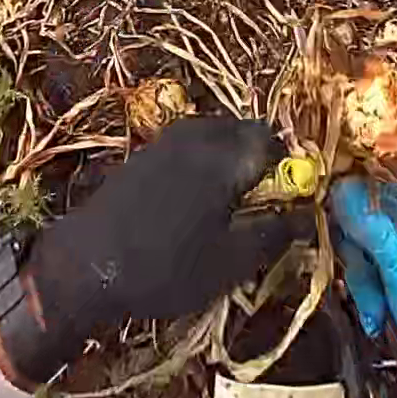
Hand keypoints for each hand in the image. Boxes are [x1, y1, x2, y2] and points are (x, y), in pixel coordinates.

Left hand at [24, 117, 307, 351]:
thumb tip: (309, 216)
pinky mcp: (151, 147)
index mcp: (224, 154)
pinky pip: (194, 141)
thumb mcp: (230, 262)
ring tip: (227, 203)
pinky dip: (207, 159)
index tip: (284, 198)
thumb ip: (275, 233)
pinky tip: (195, 198)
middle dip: (260, 159)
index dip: (286, 166)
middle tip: (257, 203)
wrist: (87, 262)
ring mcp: (171, 135)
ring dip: (233, 158)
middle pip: (245, 131)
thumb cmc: (166, 266)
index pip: (272, 140)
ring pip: (219, 134)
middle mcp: (199, 132)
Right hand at [331, 178, 396, 397]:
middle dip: (348, 250)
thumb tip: (336, 187)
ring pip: (349, 251)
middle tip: (364, 272)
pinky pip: (357, 279)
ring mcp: (390, 257)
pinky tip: (377, 318)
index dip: (339, 197)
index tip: (331, 218)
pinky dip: (362, 299)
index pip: (357, 182)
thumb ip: (368, 225)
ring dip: (357, 281)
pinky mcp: (386, 286)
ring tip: (378, 307)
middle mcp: (395, 227)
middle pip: (346, 219)